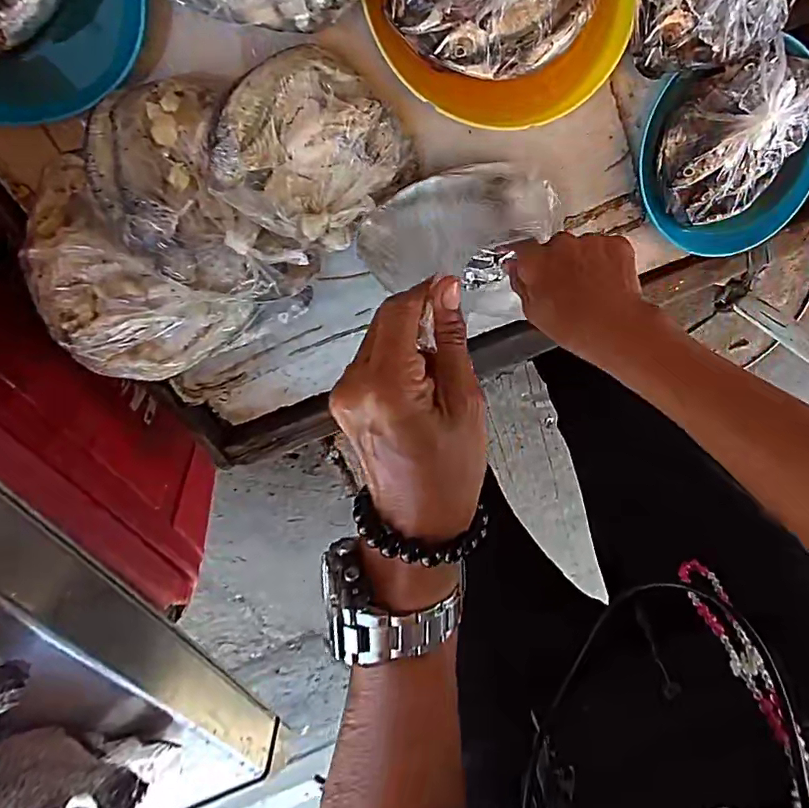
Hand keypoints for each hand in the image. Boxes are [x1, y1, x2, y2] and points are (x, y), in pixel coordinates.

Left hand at [331, 277, 486, 546]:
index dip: (424, 292)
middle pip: (382, 322)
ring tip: (437, 372)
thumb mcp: (465, 402)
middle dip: (417, 315)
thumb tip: (447, 294)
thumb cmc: (448, 474)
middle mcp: (354, 387)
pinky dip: (395, 358)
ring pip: (376, 339)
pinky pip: (370, 360)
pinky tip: (419, 383)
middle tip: (450, 326)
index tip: (447, 286)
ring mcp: (343, 395)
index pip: (397, 313)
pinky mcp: (343, 401)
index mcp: (386, 387)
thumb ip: (451, 340)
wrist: (417, 521)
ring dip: (407, 338)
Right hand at [506, 232, 652, 357]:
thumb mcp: (533, 312)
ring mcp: (589, 243)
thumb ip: (521, 284)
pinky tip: (605, 281)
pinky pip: (605, 246)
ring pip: (581, 246)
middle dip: (558, 261)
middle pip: (554, 246)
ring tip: (589, 287)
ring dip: (582, 260)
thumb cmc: (576, 325)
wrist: (616, 328)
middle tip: (565, 286)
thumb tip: (517, 271)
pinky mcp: (615, 244)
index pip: (522, 249)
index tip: (528, 264)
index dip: (525, 259)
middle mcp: (560, 245)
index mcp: (535, 261)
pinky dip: (606, 259)